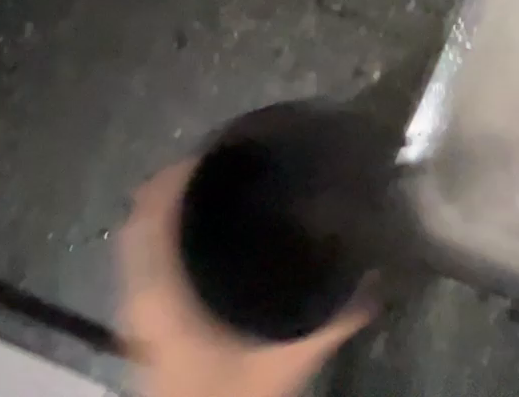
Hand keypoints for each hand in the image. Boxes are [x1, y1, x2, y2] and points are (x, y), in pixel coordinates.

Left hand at [118, 162, 370, 396]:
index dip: (176, 175)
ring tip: (220, 185)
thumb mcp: (285, 360)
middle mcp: (140, 297)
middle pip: (143, 222)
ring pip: (143, 245)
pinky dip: (169, 239)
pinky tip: (207, 237)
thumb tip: (379, 275)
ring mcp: (139, 314)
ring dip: (172, 212)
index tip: (216, 146)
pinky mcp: (148, 328)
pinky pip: (149, 265)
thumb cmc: (228, 393)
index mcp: (160, 294)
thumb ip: (335, 318)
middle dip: (179, 185)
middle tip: (228, 158)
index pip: (151, 216)